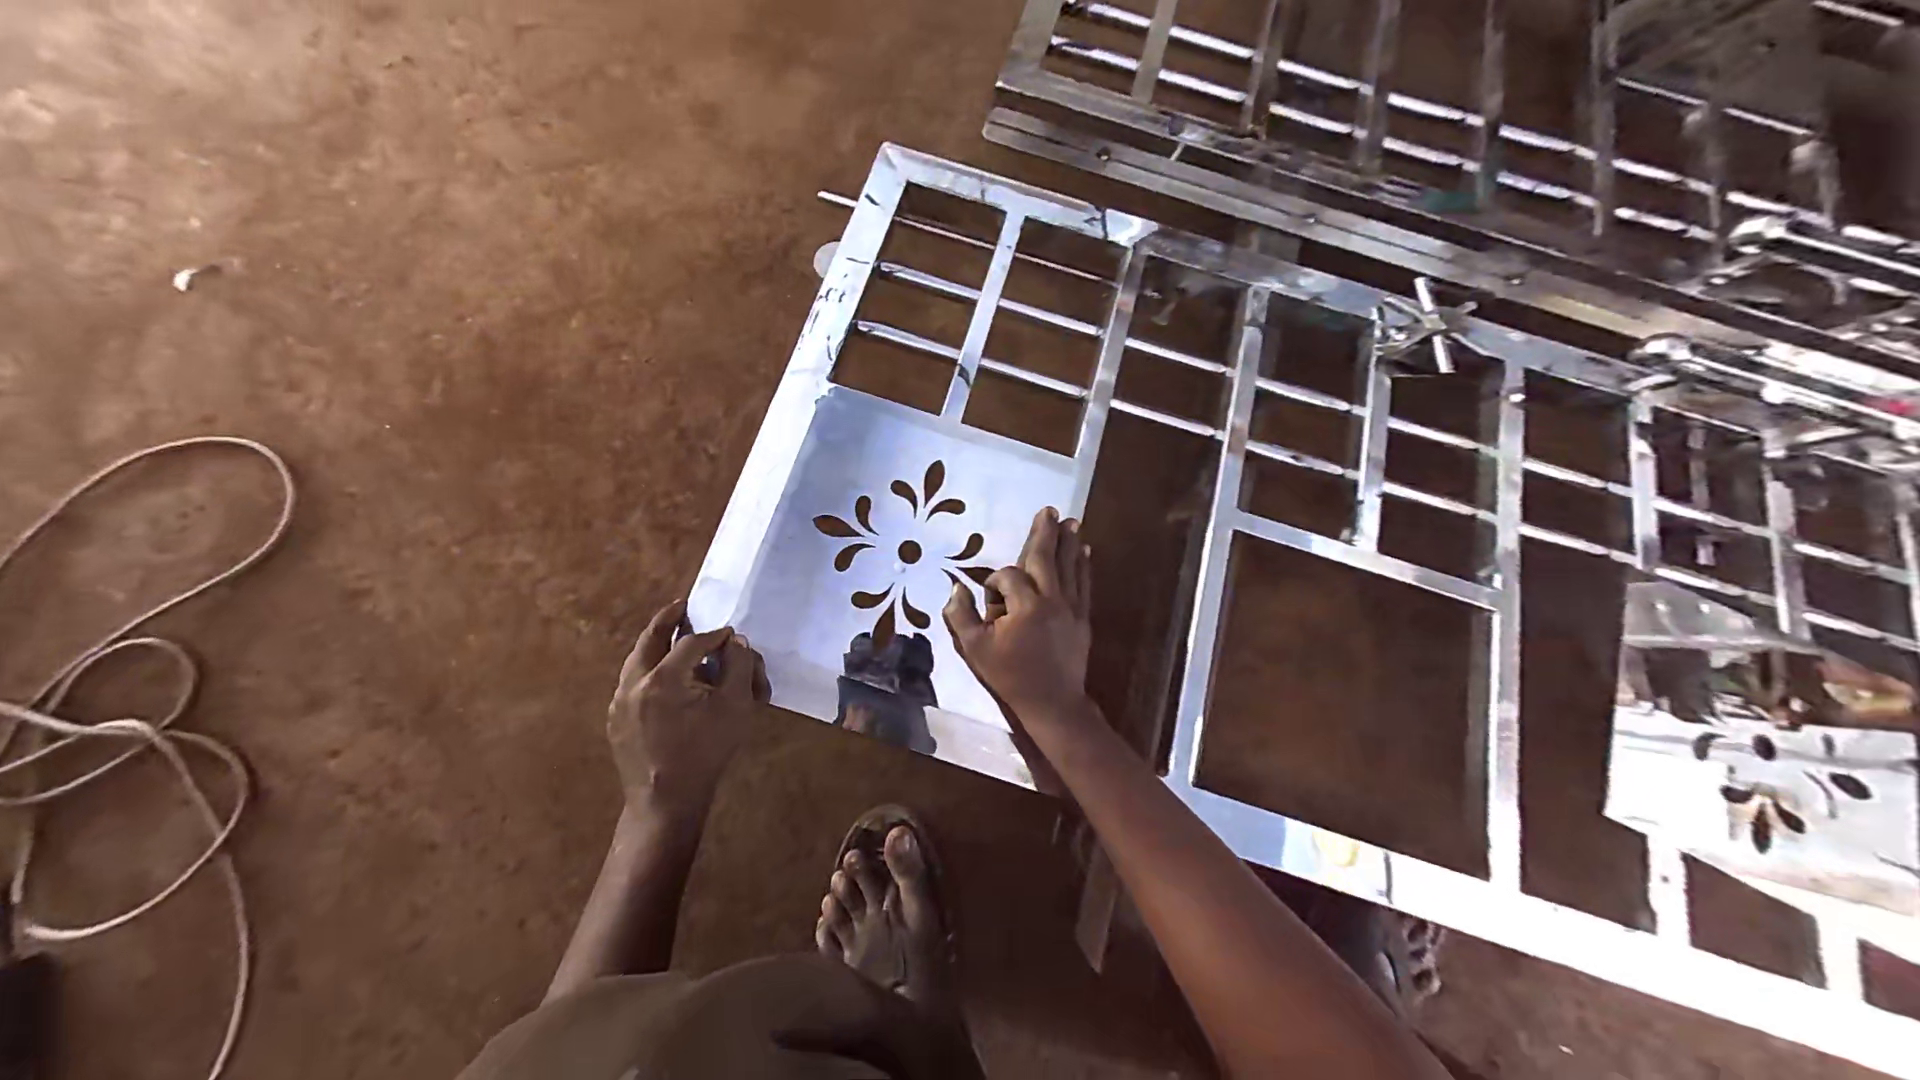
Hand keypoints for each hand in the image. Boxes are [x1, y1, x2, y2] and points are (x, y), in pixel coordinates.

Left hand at [607, 600, 769, 825]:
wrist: (666, 802)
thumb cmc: (706, 752)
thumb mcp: (736, 707)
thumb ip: (739, 667)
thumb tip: (735, 643)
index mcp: (663, 677)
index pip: (693, 642)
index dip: (715, 636)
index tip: (731, 636)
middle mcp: (634, 683)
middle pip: (650, 640)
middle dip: (668, 620)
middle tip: (681, 607)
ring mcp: (620, 703)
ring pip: (636, 661)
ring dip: (655, 645)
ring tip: (671, 637)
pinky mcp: (616, 721)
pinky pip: (632, 683)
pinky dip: (649, 670)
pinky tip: (664, 679)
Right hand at [943, 507, 1093, 724]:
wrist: (1053, 703)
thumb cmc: (1011, 676)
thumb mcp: (975, 649)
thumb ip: (961, 616)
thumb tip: (955, 588)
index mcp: (1025, 605)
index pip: (1009, 576)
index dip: (995, 582)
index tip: (990, 606)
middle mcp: (1052, 599)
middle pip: (1046, 559)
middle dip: (1045, 533)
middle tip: (1048, 510)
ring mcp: (1072, 608)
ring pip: (1069, 567)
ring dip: (1068, 543)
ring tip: (1070, 521)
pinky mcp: (1083, 618)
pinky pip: (1084, 585)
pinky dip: (1083, 567)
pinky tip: (1085, 552)